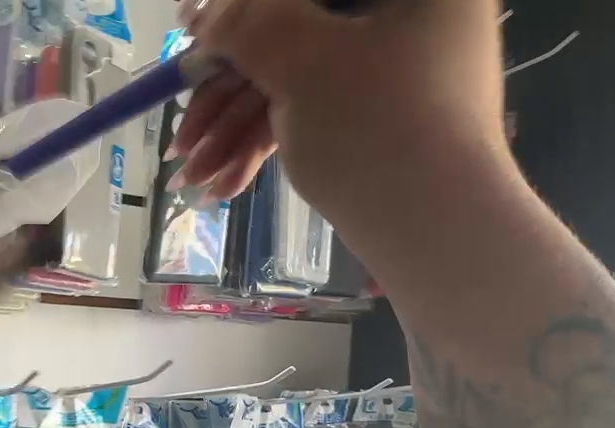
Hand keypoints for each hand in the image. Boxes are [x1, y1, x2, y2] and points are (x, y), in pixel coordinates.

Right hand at [168, 0, 515, 231]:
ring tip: (193, 180)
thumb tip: (197, 7)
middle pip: (291, 36)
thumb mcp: (302, 64)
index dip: (237, 20)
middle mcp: (411, 8)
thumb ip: (248, 24)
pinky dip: (266, 144)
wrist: (433, 219)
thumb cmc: (377, 126)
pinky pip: (312, 107)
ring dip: (234, 133)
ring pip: (293, 80)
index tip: (189, 58)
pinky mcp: (383, 105)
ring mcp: (399, 59)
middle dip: (224, 101)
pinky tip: (227, 184)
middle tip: (181, 147)